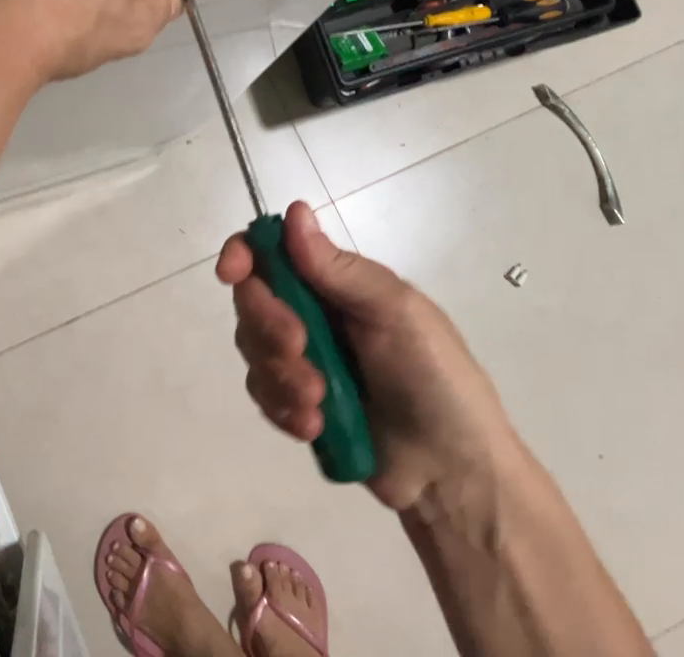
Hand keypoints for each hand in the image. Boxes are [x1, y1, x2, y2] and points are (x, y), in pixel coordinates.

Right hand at [218, 202, 521, 509]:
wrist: (451, 471)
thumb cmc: (435, 378)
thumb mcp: (397, 314)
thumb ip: (340, 270)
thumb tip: (293, 212)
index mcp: (337, 282)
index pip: (272, 251)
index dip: (244, 254)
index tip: (233, 273)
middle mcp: (313, 313)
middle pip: (253, 300)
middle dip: (269, 326)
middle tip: (301, 350)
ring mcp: (302, 359)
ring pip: (252, 349)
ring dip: (280, 375)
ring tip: (319, 403)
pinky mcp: (297, 402)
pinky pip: (262, 394)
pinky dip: (282, 408)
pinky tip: (314, 427)